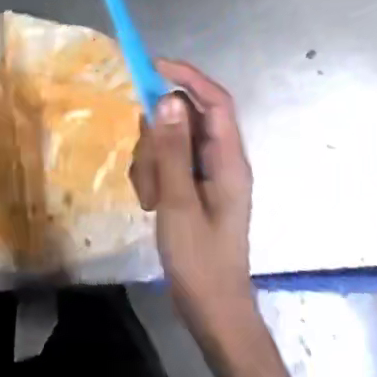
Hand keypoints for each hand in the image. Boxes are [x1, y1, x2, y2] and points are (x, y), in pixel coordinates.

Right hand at [129, 59, 266, 370]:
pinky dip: (152, 174)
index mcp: (228, 160)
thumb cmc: (200, 258)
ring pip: (170, 139)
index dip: (188, 77)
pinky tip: (150, 202)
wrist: (212, 309)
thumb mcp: (179, 202)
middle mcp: (220, 159)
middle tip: (147, 168)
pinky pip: (166, 160)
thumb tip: (168, 99)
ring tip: (151, 197)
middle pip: (185, 119)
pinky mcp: (191, 185)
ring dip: (151, 160)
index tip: (153, 67)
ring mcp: (205, 172)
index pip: (215, 101)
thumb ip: (172, 149)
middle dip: (158, 136)